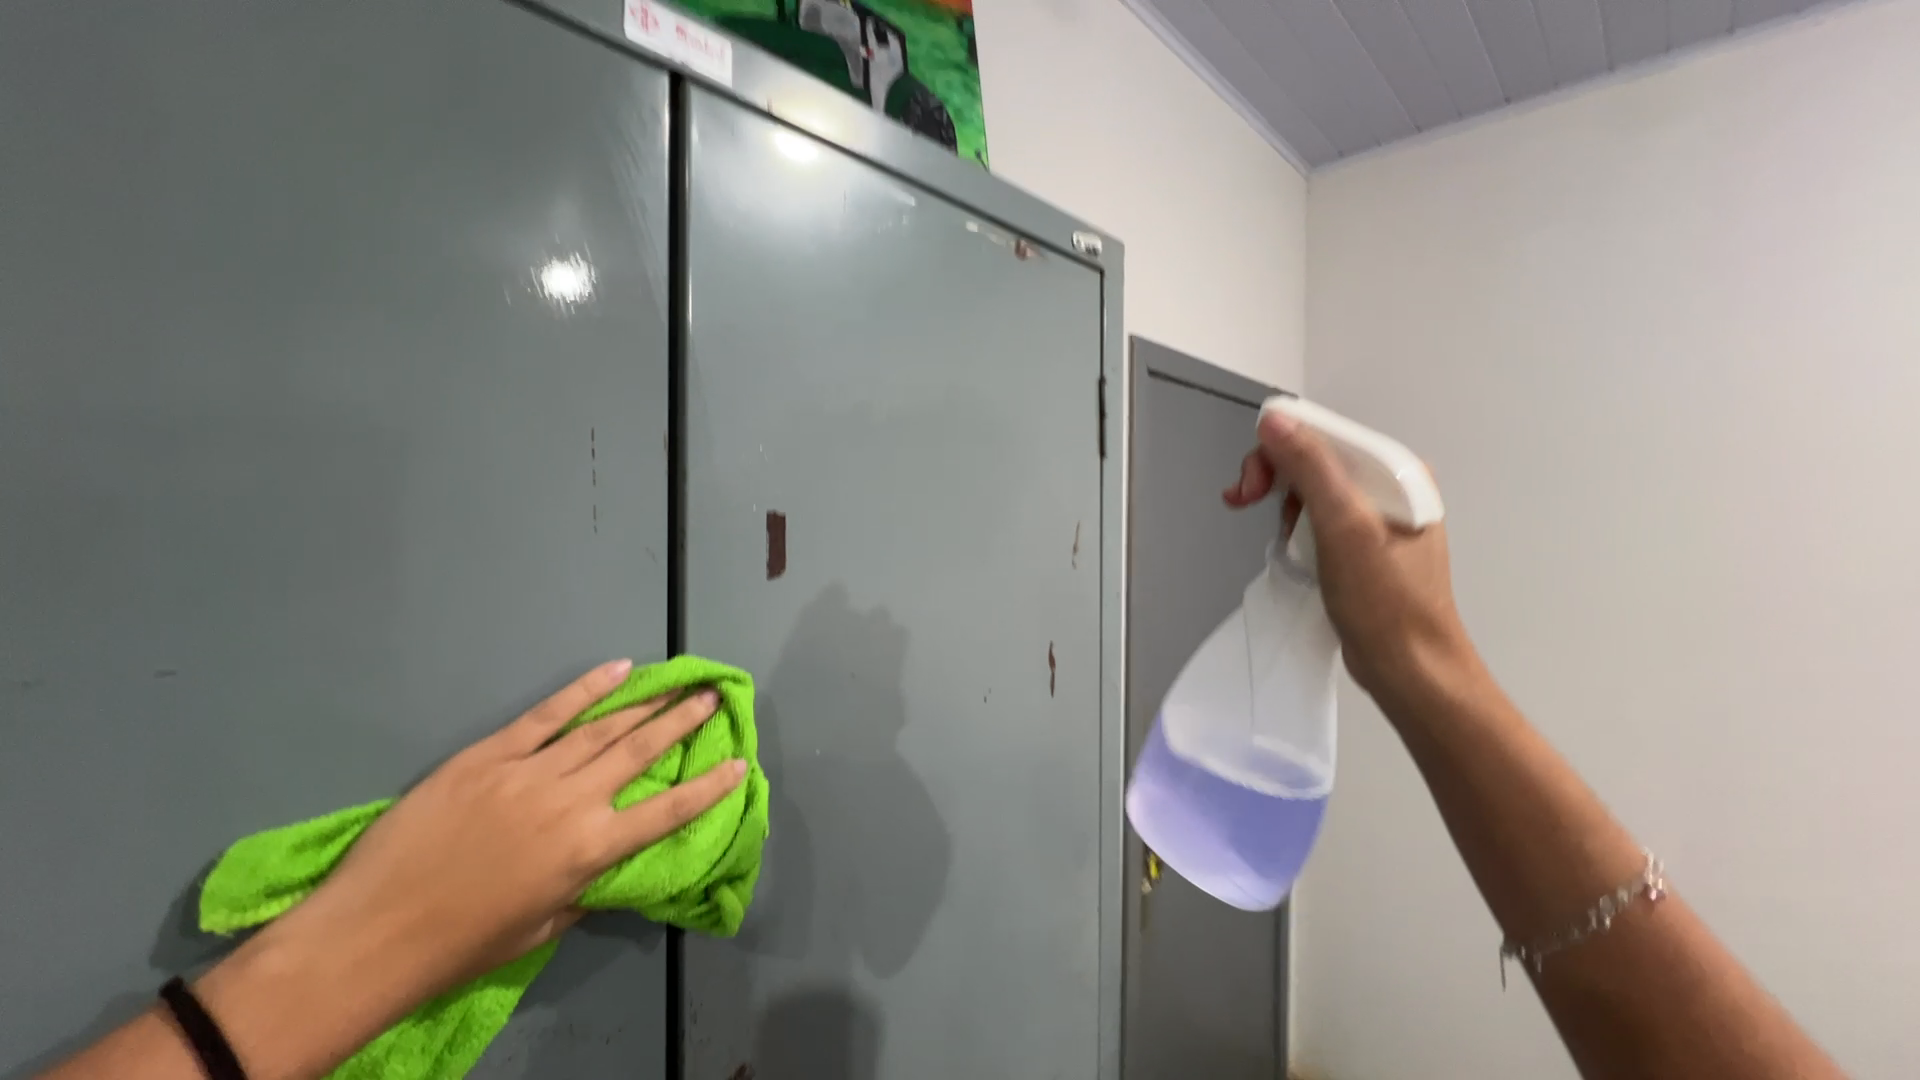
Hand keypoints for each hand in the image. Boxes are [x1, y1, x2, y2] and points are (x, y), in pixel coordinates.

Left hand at [189, 660, 744, 1078]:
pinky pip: (547, 715)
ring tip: (678, 683)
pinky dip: (585, 690)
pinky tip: (616, 670)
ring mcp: (530, 772)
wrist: (371, 933)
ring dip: (646, 704)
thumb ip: (586, 890)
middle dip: (683, 723)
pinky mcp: (490, 754)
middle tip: (711, 696)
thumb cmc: (462, 944)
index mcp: (589, 851)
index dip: (709, 787)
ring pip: (603, 728)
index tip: (738, 763)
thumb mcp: (542, 927)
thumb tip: (608, 865)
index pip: (667, 811)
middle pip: (641, 751)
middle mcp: (572, 803)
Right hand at [1224, 409, 1478, 707]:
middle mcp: (1391, 488)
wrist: (1412, 670)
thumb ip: (1310, 467)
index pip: (1323, 437)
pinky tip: (1289, 546)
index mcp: (1397, 473)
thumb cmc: (1383, 602)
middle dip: (1274, 478)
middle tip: (1242, 503)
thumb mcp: (1343, 527)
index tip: (1249, 489)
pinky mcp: (1364, 547)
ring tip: (1275, 537)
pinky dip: (1294, 528)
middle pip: (1315, 460)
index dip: (1277, 452)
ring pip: (1312, 490)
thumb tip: (1273, 417)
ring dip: (1282, 506)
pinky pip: (1318, 519)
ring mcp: (1378, 519)